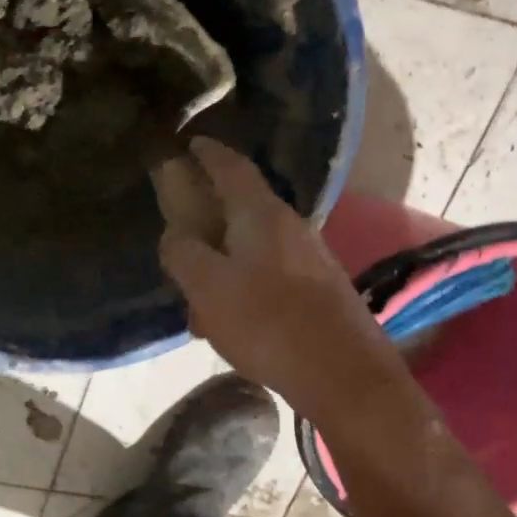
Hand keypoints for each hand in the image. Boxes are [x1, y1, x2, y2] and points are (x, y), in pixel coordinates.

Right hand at [158, 138, 408, 418]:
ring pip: (253, 245)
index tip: (190, 141)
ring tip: (196, 287)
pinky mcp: (319, 289)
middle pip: (243, 206)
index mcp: (261, 215)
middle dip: (209, 212)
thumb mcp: (207, 287)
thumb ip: (182, 254)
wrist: (342, 375)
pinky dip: (241, 282)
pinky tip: (227, 316)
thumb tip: (174, 235)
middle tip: (179, 223)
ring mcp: (310, 258)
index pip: (232, 167)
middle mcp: (290, 226)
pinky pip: (268, 272)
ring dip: (223, 256)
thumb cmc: (267, 323)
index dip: (209, 153)